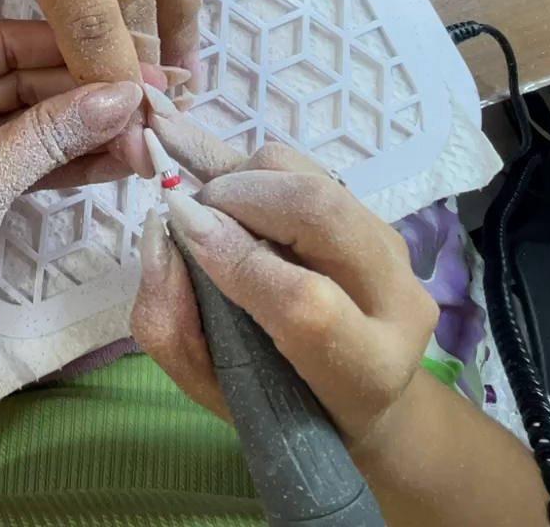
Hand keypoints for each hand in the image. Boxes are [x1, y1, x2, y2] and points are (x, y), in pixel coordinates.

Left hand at [0, 22, 147, 342]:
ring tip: (150, 136)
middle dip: (85, 96)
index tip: (132, 57)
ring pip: (29, 123)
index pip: (4, 41)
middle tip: (157, 103)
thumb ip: (52, 133)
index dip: (68, 46)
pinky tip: (117, 163)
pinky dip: (64, 163)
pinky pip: (23, 159)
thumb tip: (125, 94)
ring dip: (83, 132)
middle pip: (23, 81)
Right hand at [130, 106, 438, 445]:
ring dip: (238, 176)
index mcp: (361, 368)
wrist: (358, 387)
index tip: (176, 225)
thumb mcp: (206, 383)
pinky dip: (240, 159)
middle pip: (318, 210)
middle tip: (189, 213)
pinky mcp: (367, 210)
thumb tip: (157, 233)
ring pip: (305, 174)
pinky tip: (194, 152)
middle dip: (234, 197)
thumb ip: (168, 321)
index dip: (233, 256)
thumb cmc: (274, 397)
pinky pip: (299, 163)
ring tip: (208, 204)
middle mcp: (392, 299)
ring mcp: (387, 245)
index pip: (303, 301)